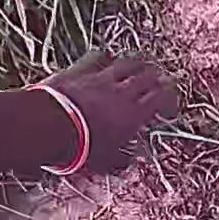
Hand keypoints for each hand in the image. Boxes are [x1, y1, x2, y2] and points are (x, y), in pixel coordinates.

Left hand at [43, 50, 175, 173]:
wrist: (49, 127)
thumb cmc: (78, 149)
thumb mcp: (104, 162)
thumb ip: (120, 160)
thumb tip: (129, 163)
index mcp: (133, 116)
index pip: (161, 98)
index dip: (168, 96)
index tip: (169, 99)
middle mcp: (122, 92)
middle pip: (148, 76)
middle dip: (156, 77)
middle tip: (158, 79)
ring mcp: (102, 77)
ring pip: (127, 62)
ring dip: (137, 62)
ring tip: (141, 63)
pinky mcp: (82, 69)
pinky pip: (98, 56)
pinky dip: (105, 56)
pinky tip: (105, 57)